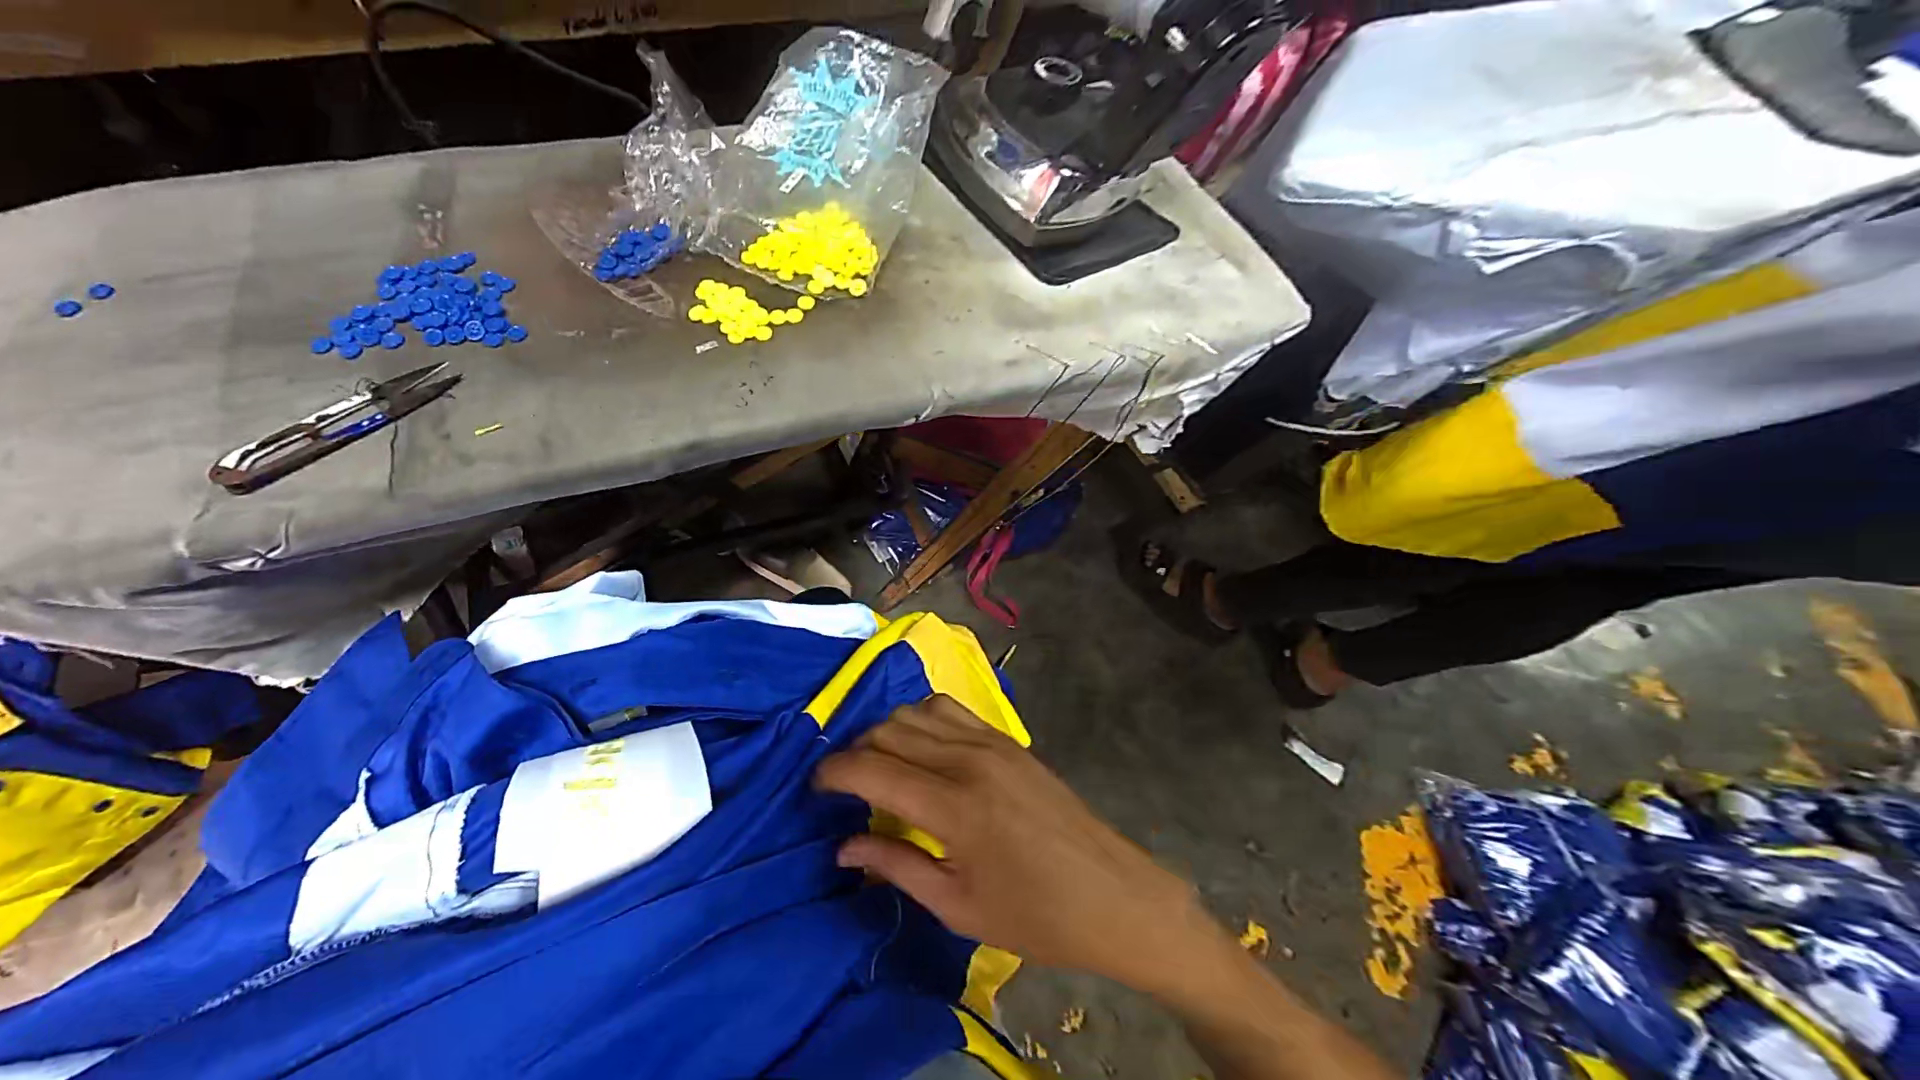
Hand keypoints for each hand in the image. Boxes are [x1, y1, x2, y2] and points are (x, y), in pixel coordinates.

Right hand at [813, 694, 1219, 990]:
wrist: (1113, 895)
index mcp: (953, 805)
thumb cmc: (1036, 916)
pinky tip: (922, 749)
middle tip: (845, 787)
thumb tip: (844, 847)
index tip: (814, 788)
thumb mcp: (958, 906)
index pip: (872, 769)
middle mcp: (969, 759)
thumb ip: (897, 866)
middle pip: (890, 729)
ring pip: (919, 710)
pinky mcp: (1010, 741)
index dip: (833, 773)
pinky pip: (953, 710)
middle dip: (856, 751)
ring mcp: (993, 743)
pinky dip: (924, 720)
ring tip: (880, 766)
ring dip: (888, 730)